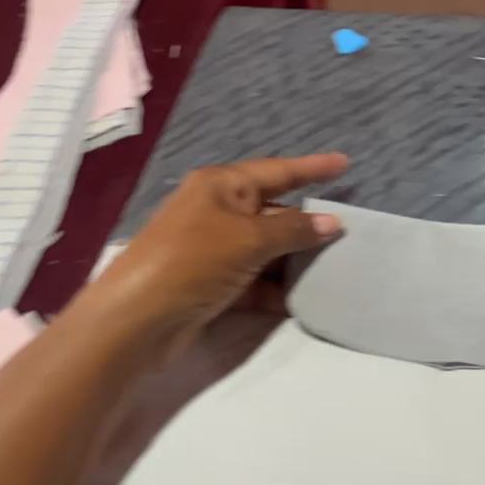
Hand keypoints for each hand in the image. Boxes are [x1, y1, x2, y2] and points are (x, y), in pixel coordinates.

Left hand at [96, 153, 348, 332]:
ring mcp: (213, 249)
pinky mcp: (212, 283)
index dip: (312, 168)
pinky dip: (275, 288)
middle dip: (306, 223)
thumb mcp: (249, 239)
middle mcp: (217, 211)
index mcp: (222, 186)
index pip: (277, 171)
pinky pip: (254, 279)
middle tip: (347, 232)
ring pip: (266, 248)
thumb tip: (332, 223)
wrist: (136, 320)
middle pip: (273, 211)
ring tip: (334, 268)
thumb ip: (293, 230)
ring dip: (294, 260)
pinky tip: (301, 300)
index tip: (345, 163)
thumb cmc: (193, 260)